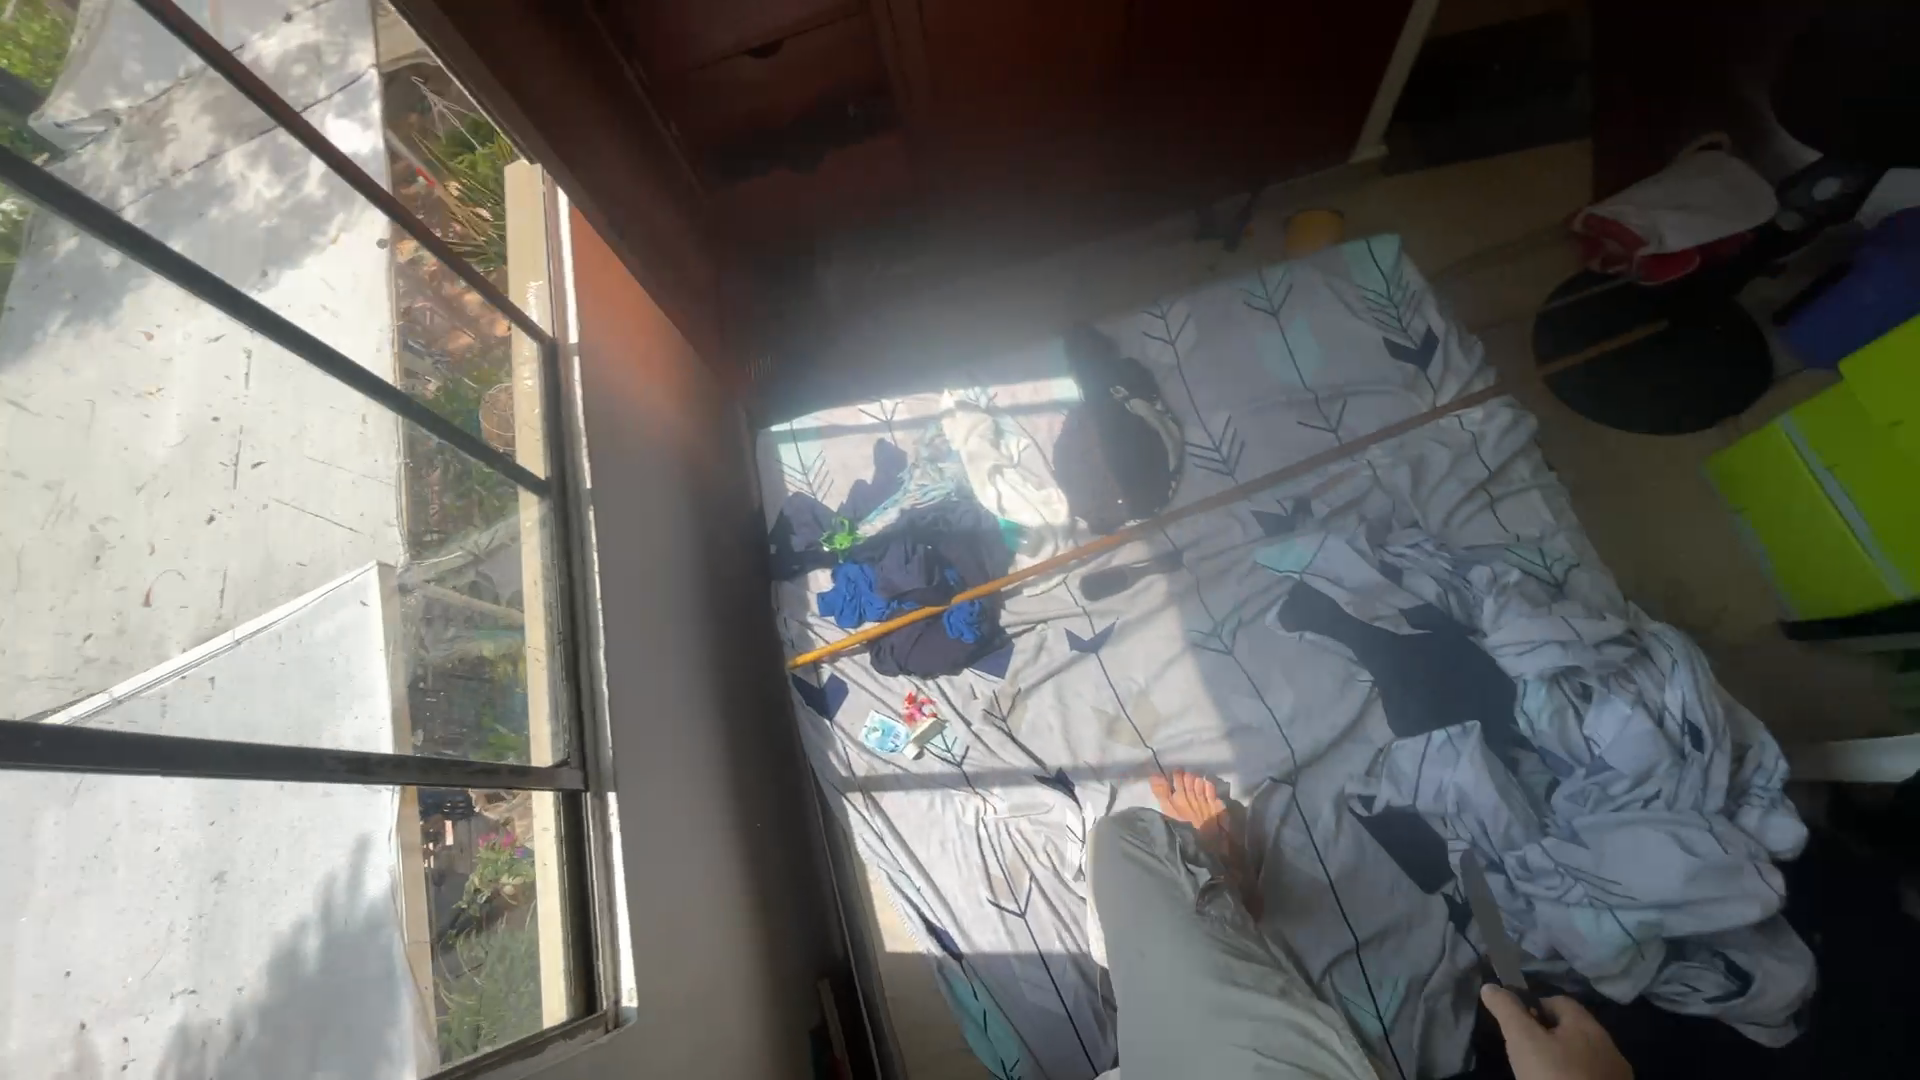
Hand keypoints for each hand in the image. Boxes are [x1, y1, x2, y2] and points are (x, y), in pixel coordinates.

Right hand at [1481, 986, 1631, 1079]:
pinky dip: (1573, 1076)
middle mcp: (1611, 1049)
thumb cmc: (1553, 1075)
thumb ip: (1506, 1007)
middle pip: (1570, 1028)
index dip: (1532, 1005)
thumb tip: (1491, 987)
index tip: (1517, 1023)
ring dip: (1561, 1057)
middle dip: (1545, 1033)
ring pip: (1581, 1055)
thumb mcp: (1521, 1038)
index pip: (1558, 1000)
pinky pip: (1589, 1076)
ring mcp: (1618, 1077)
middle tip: (1525, 1047)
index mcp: (1590, 1027)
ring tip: (1539, 1070)